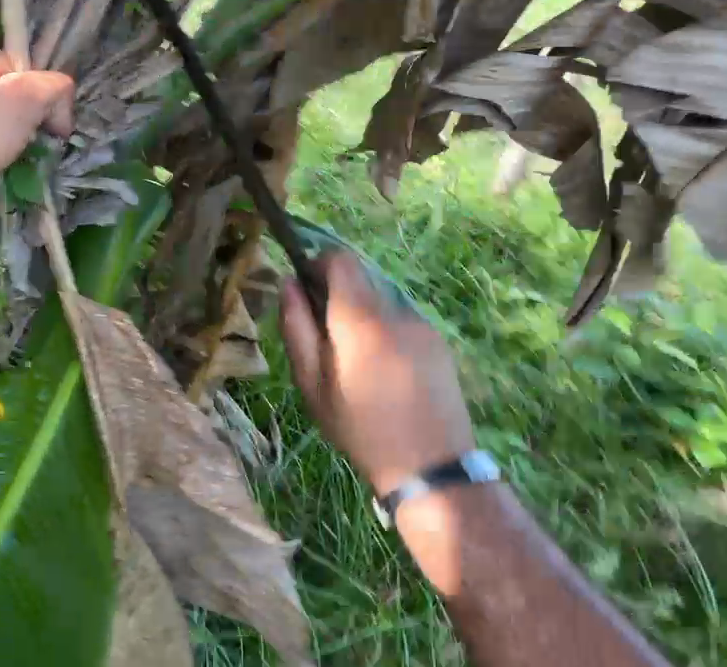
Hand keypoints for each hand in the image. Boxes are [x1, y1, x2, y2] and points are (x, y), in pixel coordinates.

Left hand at [0, 50, 73, 217]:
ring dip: (21, 151)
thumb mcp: (23, 98)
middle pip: (24, 103)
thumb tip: (59, 112)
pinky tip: (1, 179)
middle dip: (37, 127)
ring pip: (9, 132)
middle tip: (39, 147)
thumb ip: (53, 88)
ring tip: (21, 168)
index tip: (54, 126)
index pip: (36, 70)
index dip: (52, 97)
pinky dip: (0, 168)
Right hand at [280, 252, 475, 495]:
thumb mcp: (310, 381)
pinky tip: (381, 369)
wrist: (430, 467)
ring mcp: (423, 326)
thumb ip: (295, 325)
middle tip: (323, 334)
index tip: (304, 290)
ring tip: (353, 358)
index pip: (341, 259)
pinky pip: (400, 319)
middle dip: (335, 294)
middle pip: (360, 278)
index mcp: (360, 320)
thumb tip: (287, 282)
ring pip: (379, 299)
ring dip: (359, 314)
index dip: (317, 264)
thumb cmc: (358, 426)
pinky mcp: (439, 342)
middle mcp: (396, 313)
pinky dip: (383, 330)